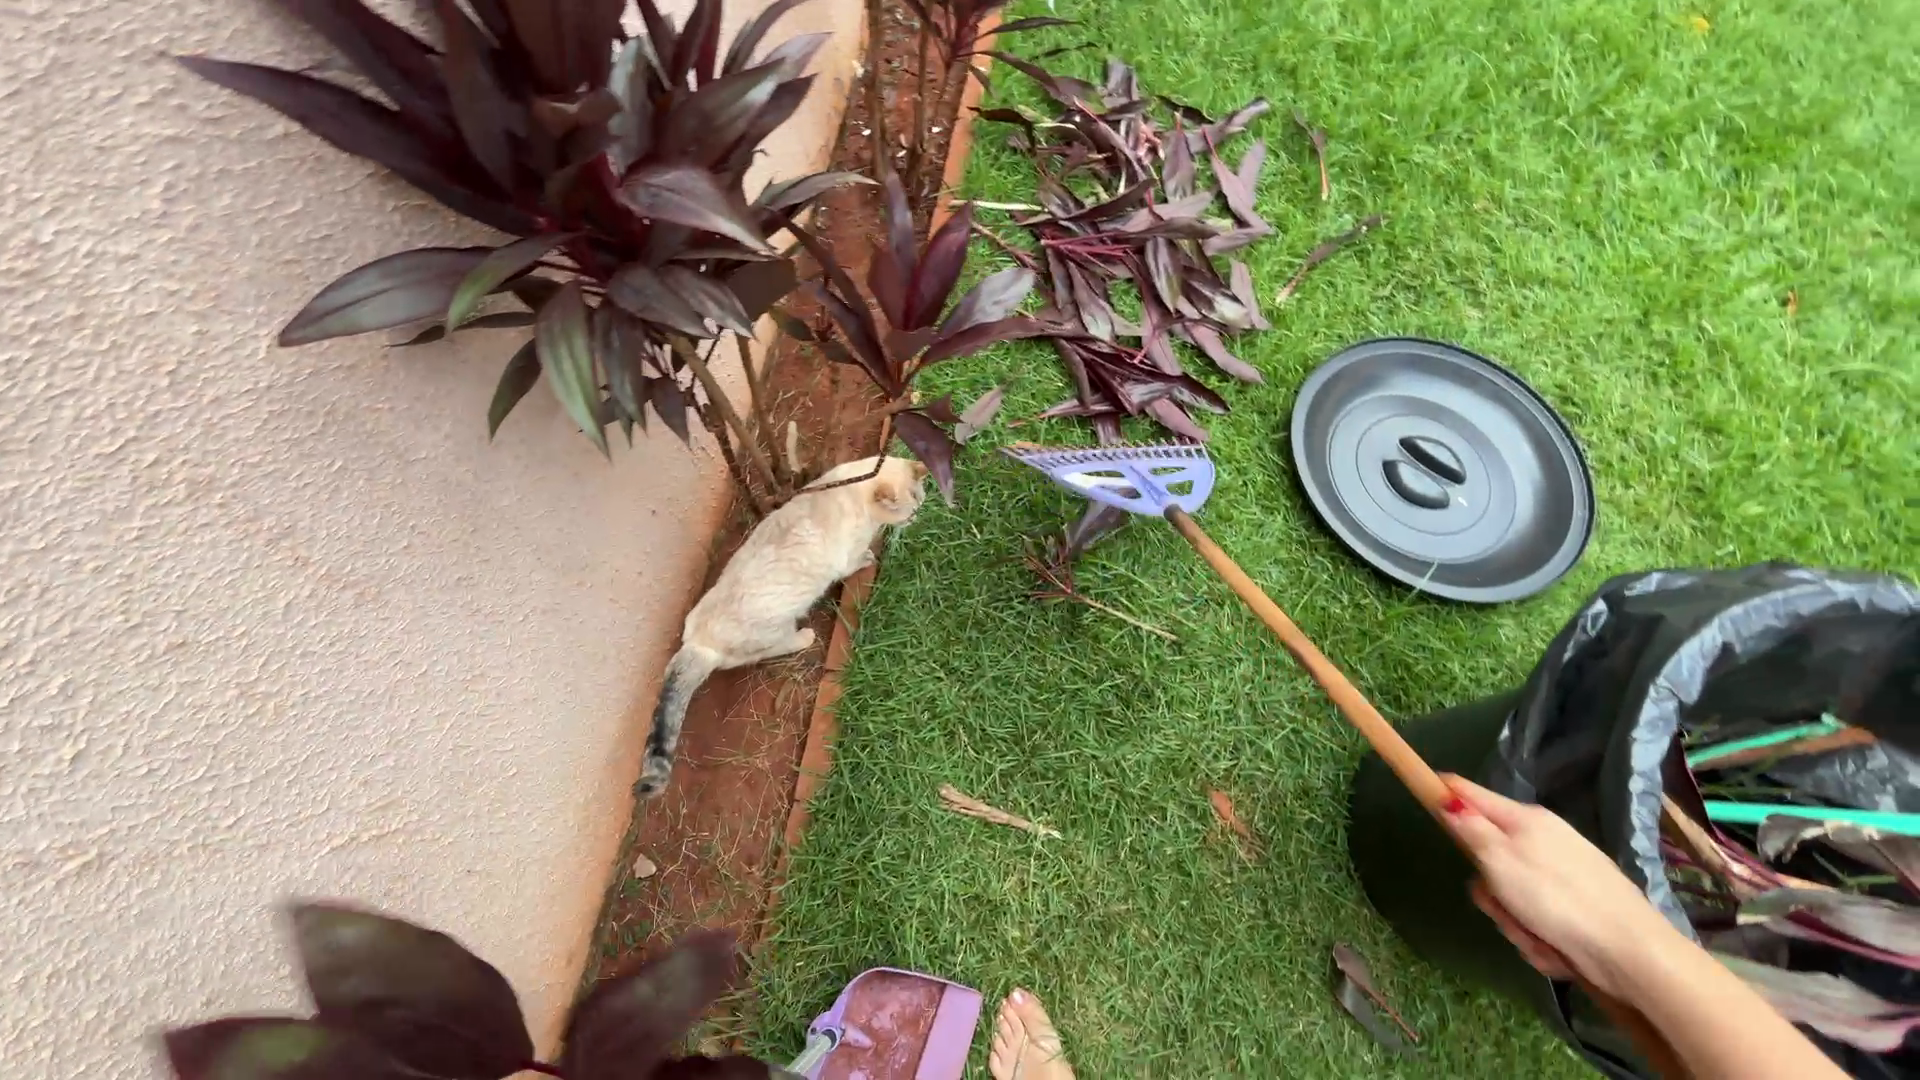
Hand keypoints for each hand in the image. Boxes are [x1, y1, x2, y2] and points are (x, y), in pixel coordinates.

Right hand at [1437, 774, 1682, 997]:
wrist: (1635, 956)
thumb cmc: (1558, 899)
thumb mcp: (1500, 860)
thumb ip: (1469, 827)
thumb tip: (1445, 796)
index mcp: (1525, 820)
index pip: (1469, 792)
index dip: (1441, 792)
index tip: (1420, 798)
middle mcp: (1542, 841)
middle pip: (1485, 854)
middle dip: (1487, 887)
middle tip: (1499, 902)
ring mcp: (1561, 875)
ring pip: (1508, 892)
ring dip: (1512, 919)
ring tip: (1534, 934)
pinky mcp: (1575, 909)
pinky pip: (1534, 917)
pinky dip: (1537, 936)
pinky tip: (1555, 948)